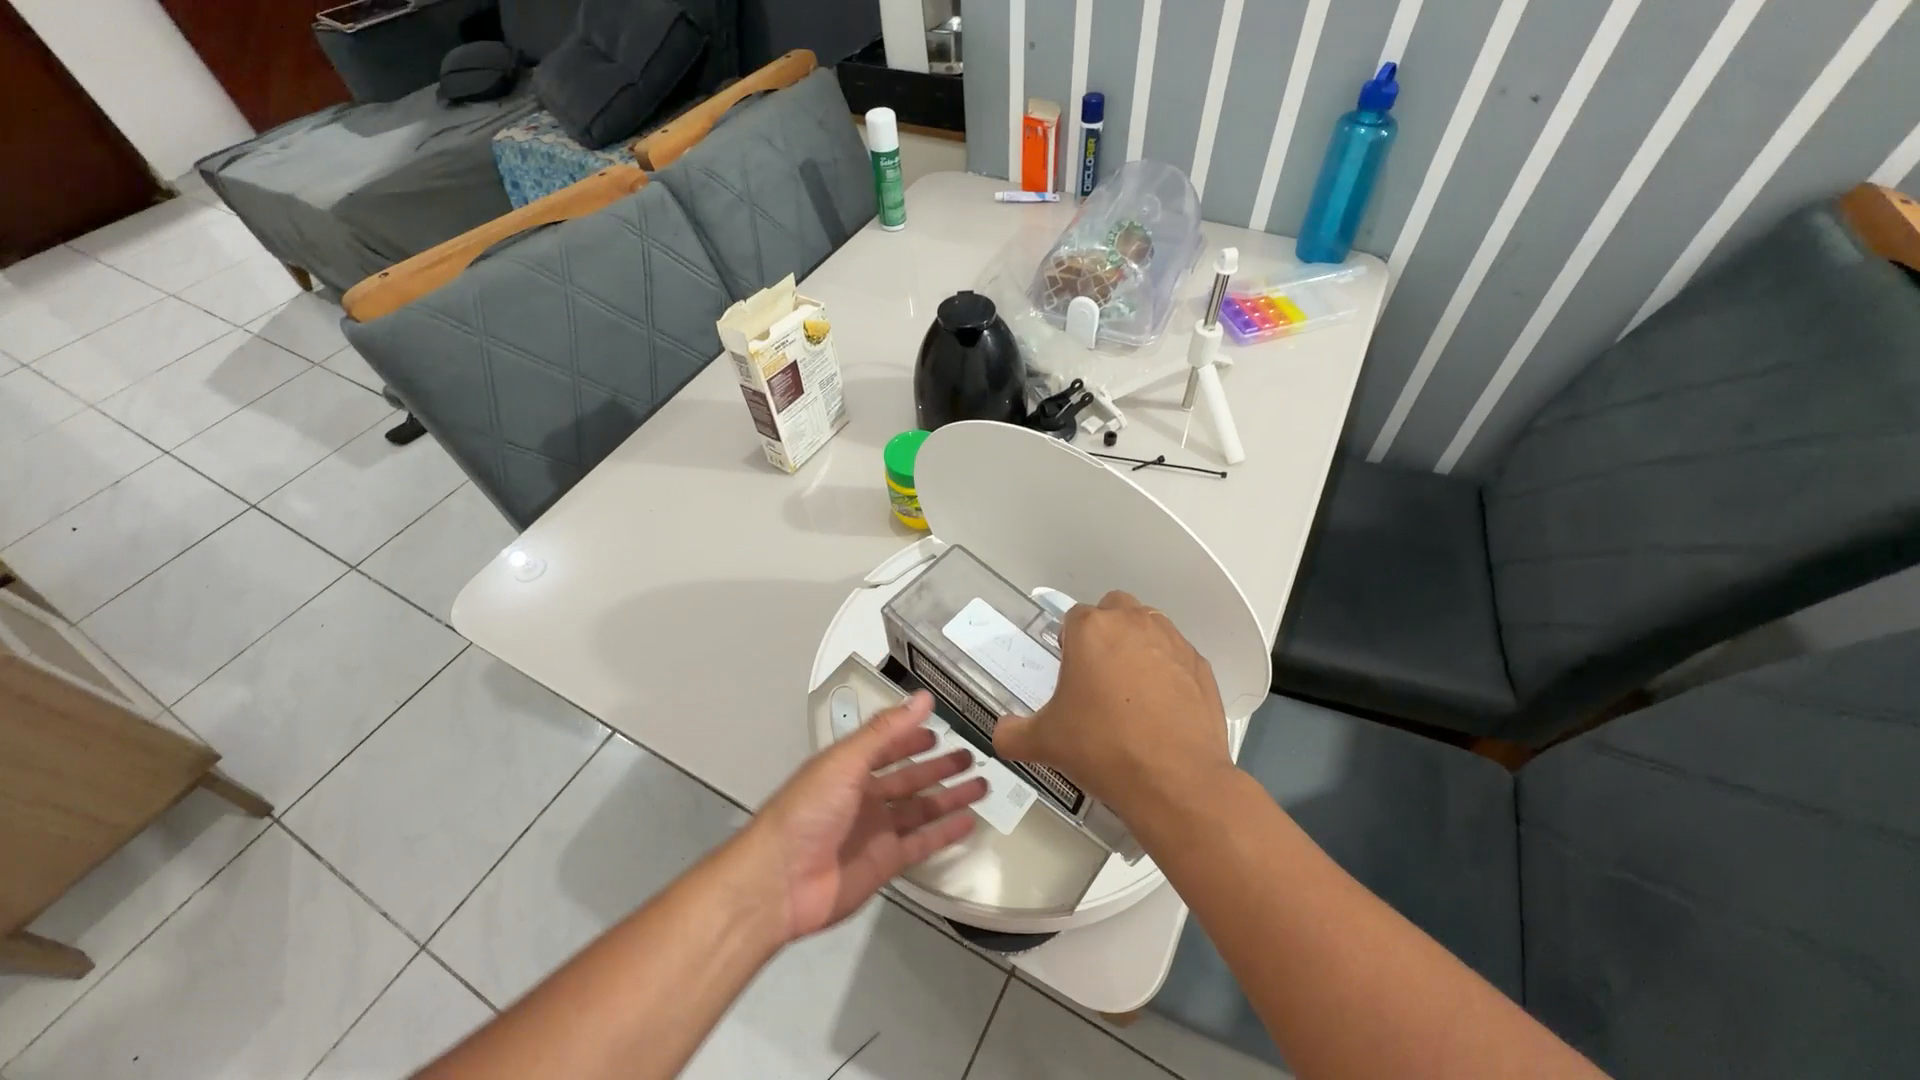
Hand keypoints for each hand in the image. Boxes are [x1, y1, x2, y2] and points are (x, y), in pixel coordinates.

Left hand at [742, 692, 986, 942]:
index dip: (910, 736)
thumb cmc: (806, 812)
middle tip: (968, 756)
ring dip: (948, 797)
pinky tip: (967, 822)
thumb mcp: (844, 761)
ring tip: (980, 785)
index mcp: (847, 769)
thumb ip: (885, 731)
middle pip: (907, 778)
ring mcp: (875, 831)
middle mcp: (862, 797)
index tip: (937, 728)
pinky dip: (944, 833)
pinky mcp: (884, 862)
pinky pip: (921, 843)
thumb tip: (921, 699)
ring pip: (920, 809)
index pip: (886, 746)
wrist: (780, 882)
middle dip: (936, 766)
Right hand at [994, 591, 1232, 824]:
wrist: (1175, 780)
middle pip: (1114, 609)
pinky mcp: (1201, 667)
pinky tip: (1161, 708)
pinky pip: (1177, 657)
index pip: (1073, 618)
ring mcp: (1173, 642)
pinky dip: (1167, 671)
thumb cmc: (1102, 749)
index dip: (1068, 644)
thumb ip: (1013, 733)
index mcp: (1091, 630)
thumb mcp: (1044, 743)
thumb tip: (1002, 734)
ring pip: (1149, 627)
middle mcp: (1134, 624)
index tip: (1069, 676)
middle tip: (1097, 676)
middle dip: (1105, 632)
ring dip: (1137, 646)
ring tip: (1130, 692)